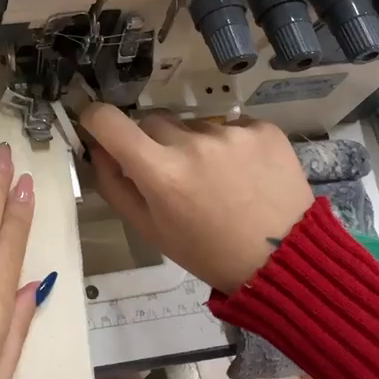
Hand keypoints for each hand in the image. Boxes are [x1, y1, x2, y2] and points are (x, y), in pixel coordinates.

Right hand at [79, 104, 313, 294]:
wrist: (283, 259)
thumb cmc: (207, 251)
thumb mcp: (149, 228)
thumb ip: (114, 185)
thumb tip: (96, 147)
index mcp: (160, 172)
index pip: (108, 120)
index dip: (95, 118)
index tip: (97, 126)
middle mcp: (193, 143)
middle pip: (152, 121)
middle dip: (151, 142)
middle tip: (170, 173)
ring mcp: (231, 132)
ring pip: (192, 125)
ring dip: (193, 144)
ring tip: (217, 180)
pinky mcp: (263, 129)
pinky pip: (230, 126)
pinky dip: (229, 144)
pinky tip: (243, 174)